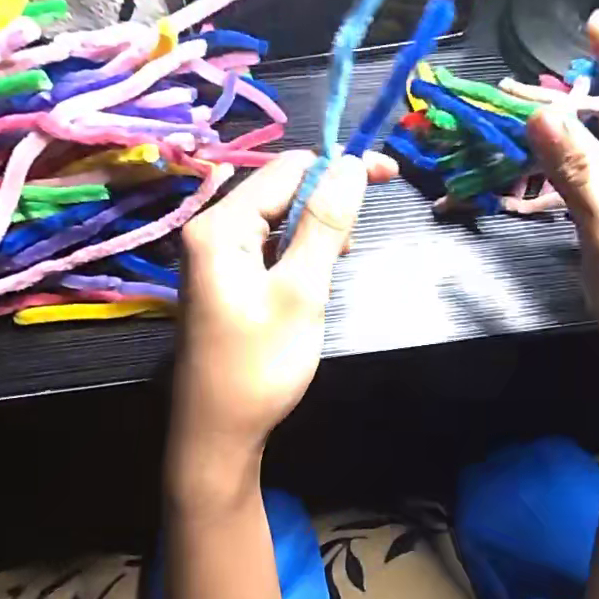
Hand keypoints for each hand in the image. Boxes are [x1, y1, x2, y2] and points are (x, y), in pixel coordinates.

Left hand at [172, 149, 394, 454]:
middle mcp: (209, 231)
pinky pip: (266, 247)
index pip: (287, 169)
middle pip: (278, 190)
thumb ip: (325, 225)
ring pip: (275, 219)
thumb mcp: (301, 291)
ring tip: (340, 260)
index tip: (389, 173)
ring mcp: (213, 257)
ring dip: (314, 228)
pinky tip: (315, 274)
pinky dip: (297, 251)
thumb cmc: (260, 366)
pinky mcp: (223, 279)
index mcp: (220, 226)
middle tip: (365, 228)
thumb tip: (353, 164)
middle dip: (326, 198)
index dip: (339, 165)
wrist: (218, 434)